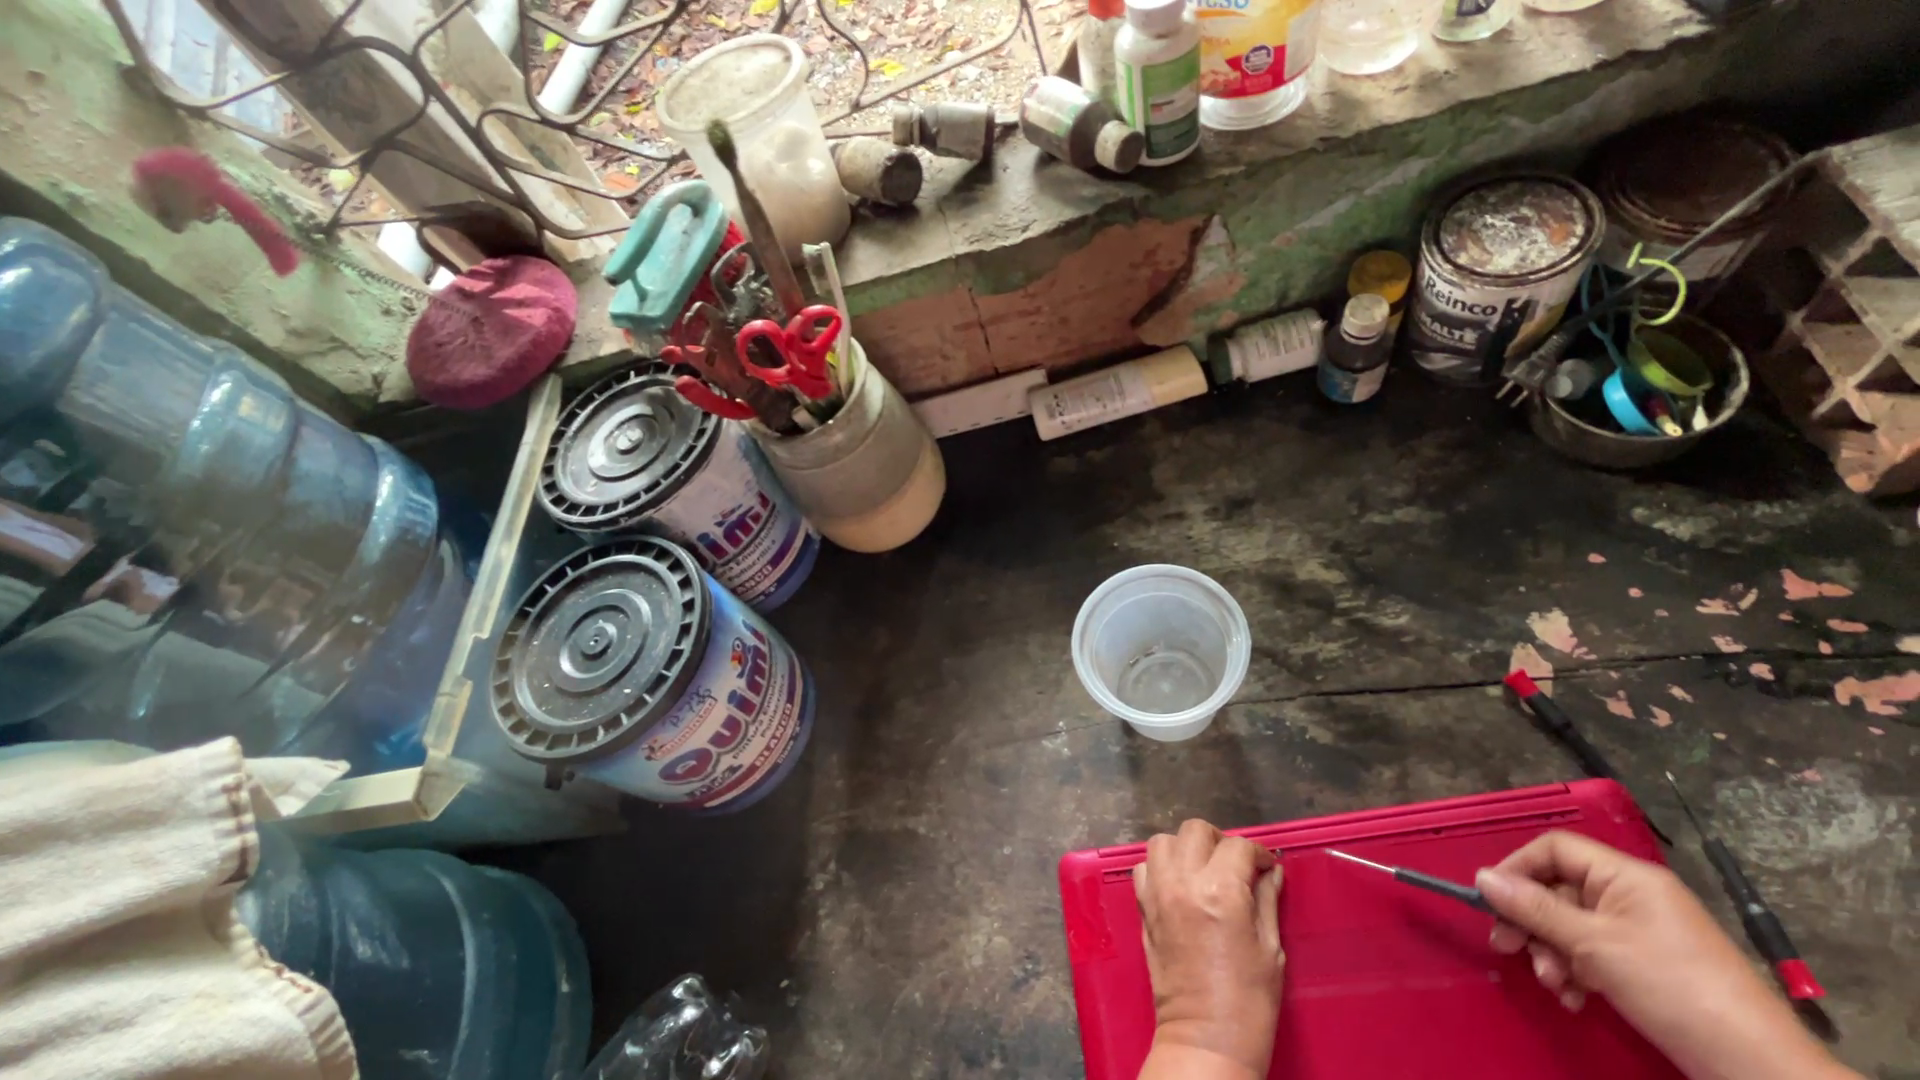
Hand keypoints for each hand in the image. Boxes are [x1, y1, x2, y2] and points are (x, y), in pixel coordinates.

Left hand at [1133, 819, 1284, 1077]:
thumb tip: (1271, 872)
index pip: (1238, 846)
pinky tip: (1179, 885)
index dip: (1257, 853)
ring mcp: (1158, 894)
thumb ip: (1267, 900)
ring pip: (1162, 842)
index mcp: (1221, 891)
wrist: (1205, 1038)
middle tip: (1234, 864)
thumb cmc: (1248, 1000)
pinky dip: (1160, 868)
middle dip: (1219, 841)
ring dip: (1184, 848)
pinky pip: (1144, 869)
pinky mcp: (1143, 910)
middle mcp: (1183, 883)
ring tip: (1203, 869)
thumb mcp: (1270, 947)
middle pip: (1194, 831)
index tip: (1266, 867)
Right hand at [1476, 830, 1852, 1079]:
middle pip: (1559, 890)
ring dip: (1552, 953)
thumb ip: (1534, 908)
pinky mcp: (1646, 966)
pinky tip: (1576, 998)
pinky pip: (1594, 954)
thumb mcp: (1593, 945)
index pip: (1555, 849)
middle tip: (1508, 949)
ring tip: (1556, 986)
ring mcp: (1641, 932)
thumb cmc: (1670, 987)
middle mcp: (1632, 896)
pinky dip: (1577, 972)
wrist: (1752, 1063)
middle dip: (1531, 921)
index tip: (1491, 901)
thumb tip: (1483, 876)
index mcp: (1626, 877)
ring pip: (1571, 926)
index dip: (1517, 868)